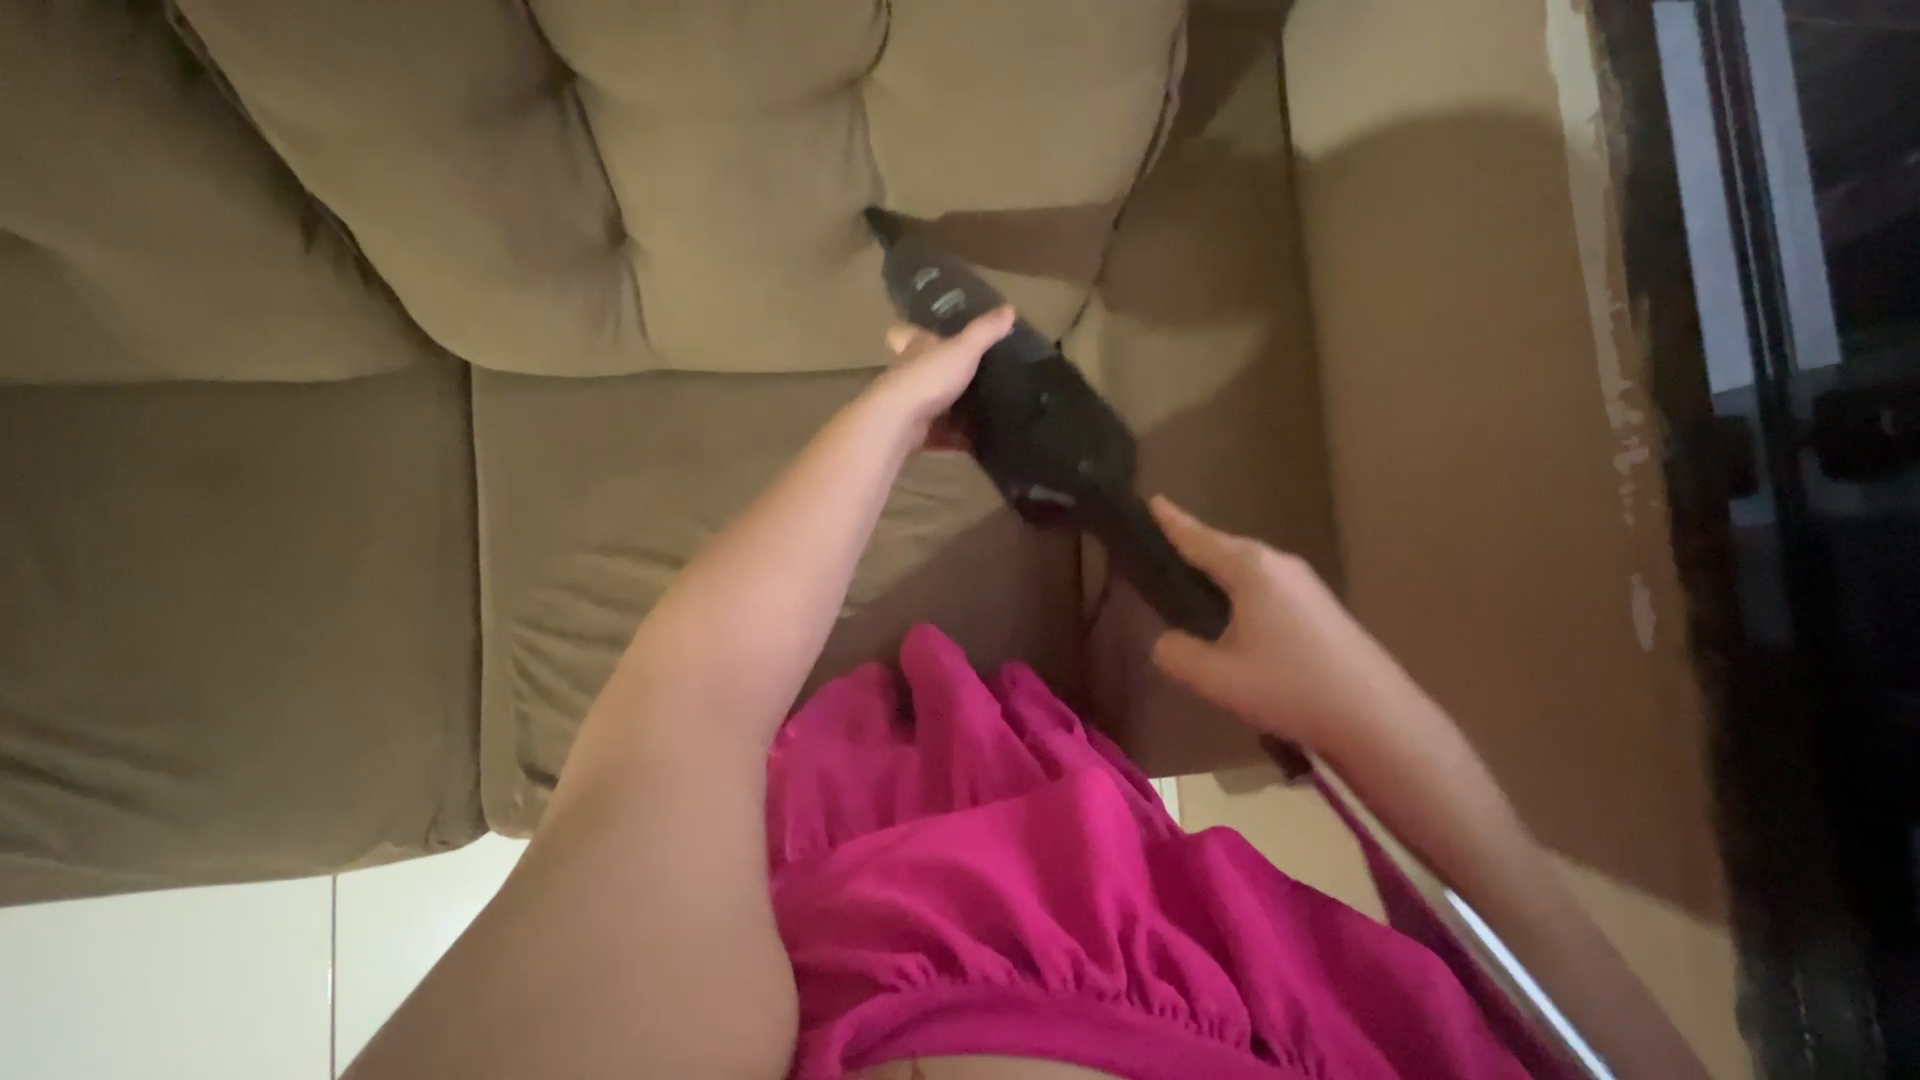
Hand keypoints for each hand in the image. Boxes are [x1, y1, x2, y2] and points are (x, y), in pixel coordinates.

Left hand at [870, 306, 1014, 449]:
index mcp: (916, 348)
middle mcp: (909, 374)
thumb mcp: (964, 349)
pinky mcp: (915, 434)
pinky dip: (959, 440)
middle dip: (945, 376)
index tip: (930, 333)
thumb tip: (1010, 308)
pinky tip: (980, 443)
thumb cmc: (929, 376)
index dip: (914, 331)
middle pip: (924, 371)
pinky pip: (942, 436)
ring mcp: (910, 406)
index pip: (906, 333)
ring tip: (988, 412)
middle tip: (978, 379)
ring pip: (934, 406)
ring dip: (955, 411)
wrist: (900, 422)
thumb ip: (985, 332)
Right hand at [1148, 497, 1433, 758]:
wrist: (1376, 718)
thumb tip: (1167, 640)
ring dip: (1219, 574)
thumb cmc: (1288, 687)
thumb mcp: (1214, 677)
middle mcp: (1279, 565)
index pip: (1197, 537)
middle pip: (1225, 548)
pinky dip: (1241, 593)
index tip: (1151, 501)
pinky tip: (1234, 620)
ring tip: (1191, 587)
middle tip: (1160, 551)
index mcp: (1250, 568)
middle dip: (1194, 547)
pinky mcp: (1321, 609)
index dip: (1171, 522)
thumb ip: (1175, 653)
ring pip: (1248, 570)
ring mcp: (1306, 585)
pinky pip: (1266, 588)